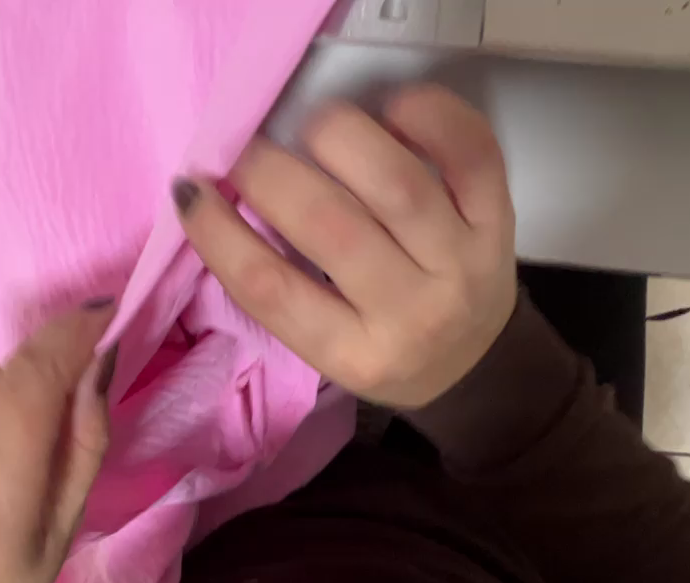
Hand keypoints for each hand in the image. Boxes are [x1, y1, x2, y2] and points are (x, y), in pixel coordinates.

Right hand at [174, 83, 516, 408]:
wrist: (475, 367)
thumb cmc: (386, 353)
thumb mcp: (330, 349)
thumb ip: (285, 294)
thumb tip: (225, 205)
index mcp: (356, 355)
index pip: (273, 292)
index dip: (220, 234)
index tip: (191, 191)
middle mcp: (410, 314)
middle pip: (331, 228)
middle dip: (270, 173)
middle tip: (246, 151)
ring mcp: (461, 266)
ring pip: (397, 184)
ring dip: (338, 136)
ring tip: (312, 126)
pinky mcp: (498, 224)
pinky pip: (471, 154)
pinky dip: (428, 115)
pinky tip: (391, 109)